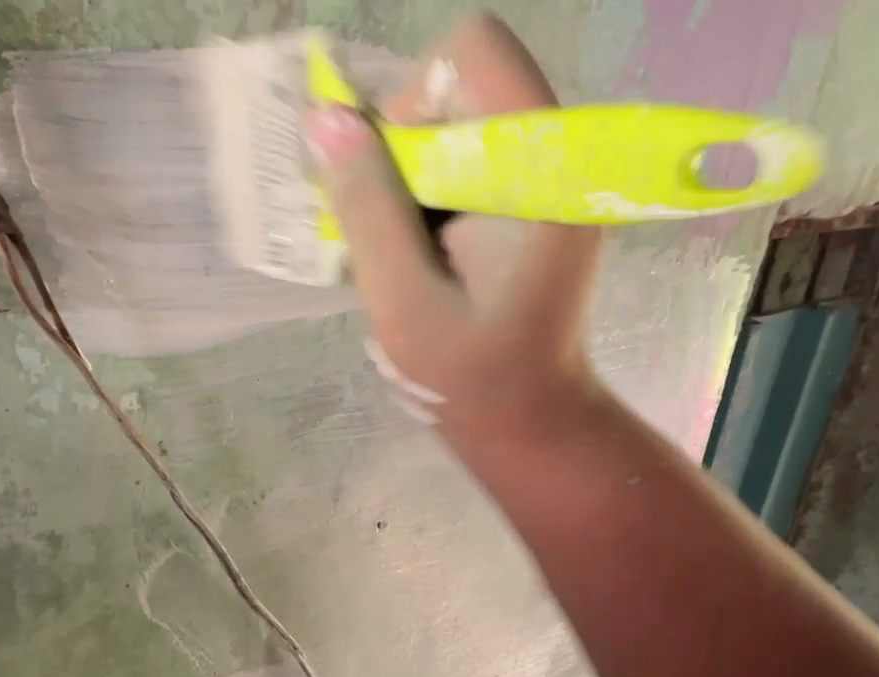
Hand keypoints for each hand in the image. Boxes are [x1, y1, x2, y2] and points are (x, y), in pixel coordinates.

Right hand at [306, 14, 603, 430]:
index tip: (395, 184)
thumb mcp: (403, 301)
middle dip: (403, 150)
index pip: (471, 55)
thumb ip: (367, 208)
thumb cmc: (469, 377)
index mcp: (543, 169)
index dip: (412, 103)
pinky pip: (458, 159)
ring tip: (408, 255)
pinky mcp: (525, 198)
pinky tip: (420, 255)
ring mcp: (542, 174)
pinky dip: (421, 197)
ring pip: (449, 124)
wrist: (527, 419)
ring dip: (407, 181)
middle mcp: (553, 153)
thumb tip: (325, 119)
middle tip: (393, 234)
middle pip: (455, 86)